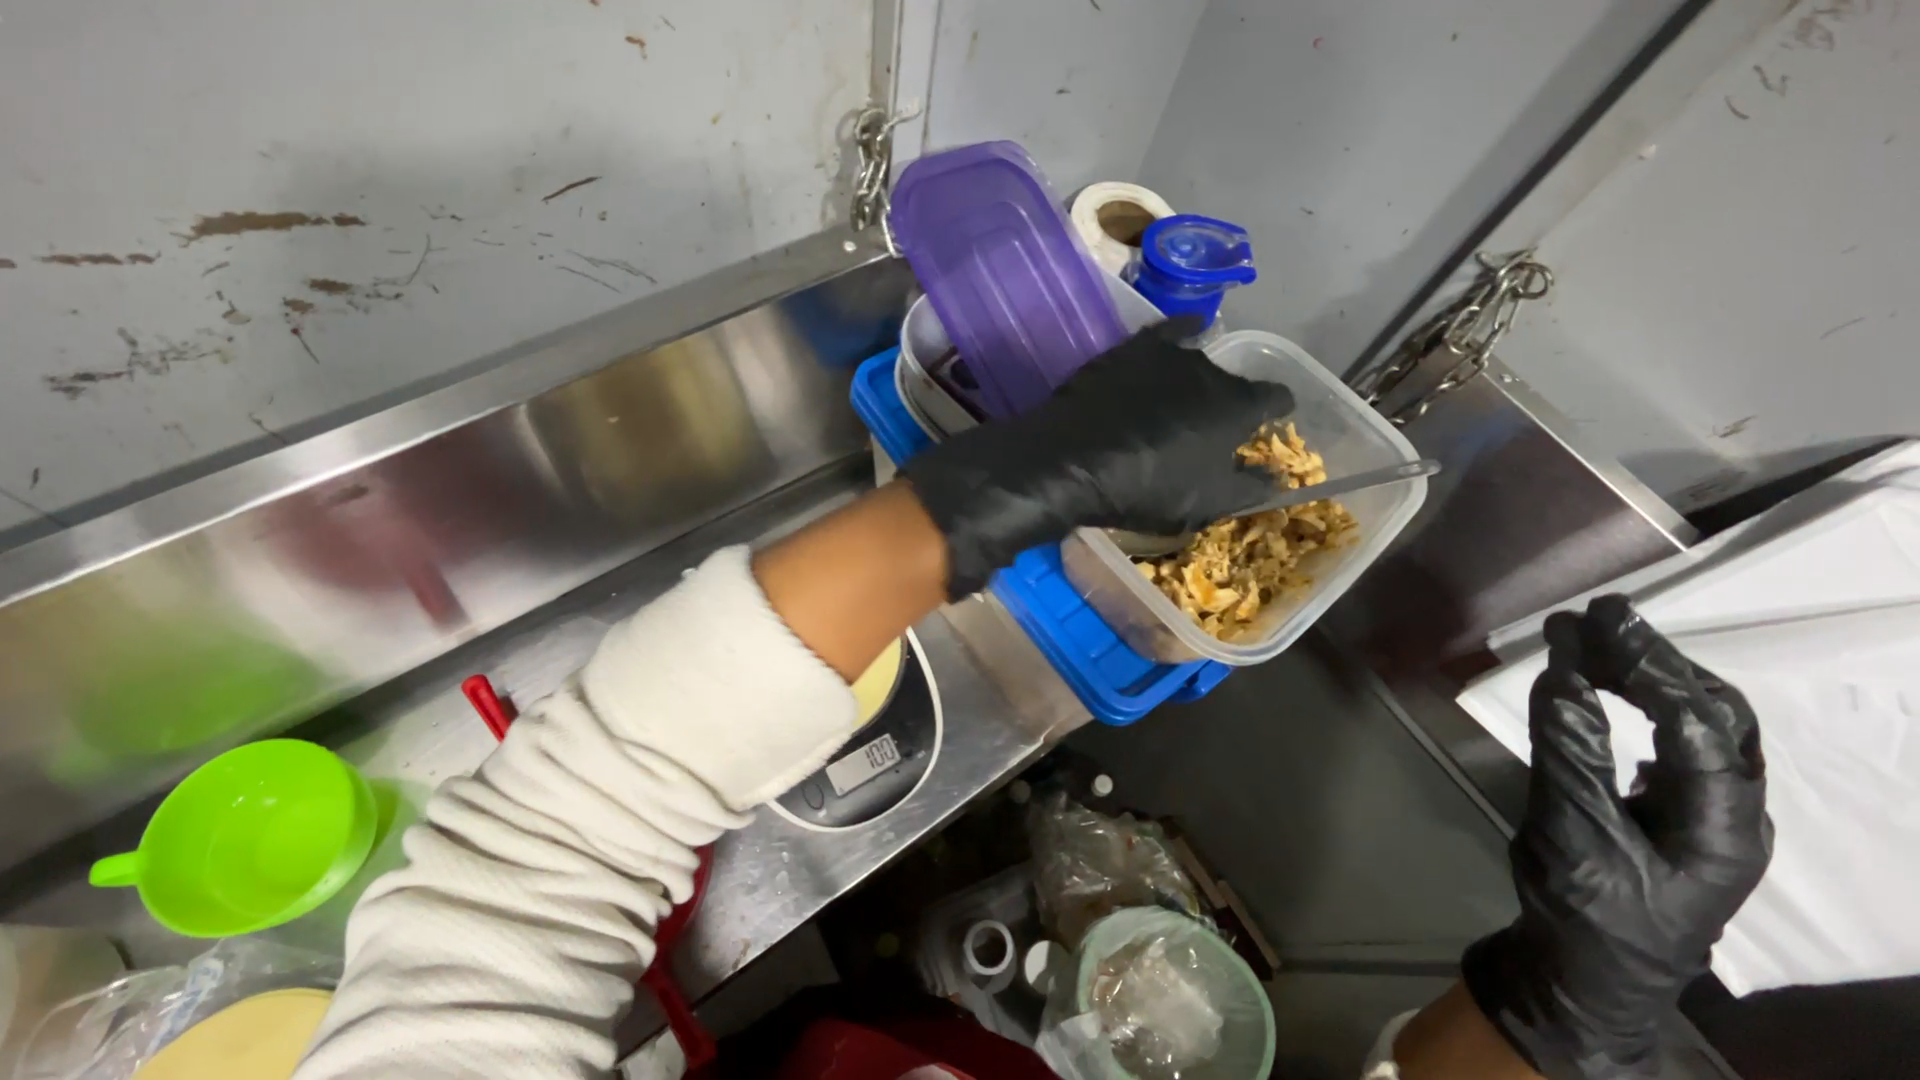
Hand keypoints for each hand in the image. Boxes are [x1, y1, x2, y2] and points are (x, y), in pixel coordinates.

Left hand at [904, 319, 1295, 597]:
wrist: (1072, 461)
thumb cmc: (1146, 489)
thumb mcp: (1206, 503)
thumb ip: (1249, 488)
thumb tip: (1277, 477)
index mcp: (1238, 406)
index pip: (1276, 399)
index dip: (1277, 412)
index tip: (1271, 423)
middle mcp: (1211, 369)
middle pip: (1232, 383)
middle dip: (1229, 402)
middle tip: (1212, 428)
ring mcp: (1168, 354)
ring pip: (1199, 361)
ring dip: (1199, 379)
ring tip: (1189, 396)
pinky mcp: (1131, 349)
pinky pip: (1167, 332)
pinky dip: (1181, 331)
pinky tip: (1188, 329)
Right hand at [1462, 595, 1770, 1079]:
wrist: (1591, 976)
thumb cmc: (1585, 910)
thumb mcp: (1570, 832)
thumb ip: (1570, 751)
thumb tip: (1563, 675)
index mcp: (1721, 822)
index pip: (1697, 722)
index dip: (1647, 665)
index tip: (1596, 620)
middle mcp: (1734, 810)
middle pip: (1714, 713)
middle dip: (1656, 658)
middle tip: (1598, 616)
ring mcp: (1712, 812)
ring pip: (1704, 726)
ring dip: (1654, 675)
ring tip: (1597, 640)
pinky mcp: (1682, 813)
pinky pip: (1680, 742)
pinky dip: (1647, 703)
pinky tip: (1613, 692)